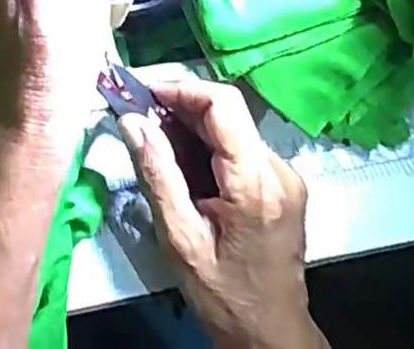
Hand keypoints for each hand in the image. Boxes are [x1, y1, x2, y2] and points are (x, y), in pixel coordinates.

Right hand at [118, 80, 325, 348]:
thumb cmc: (225, 296)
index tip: (142, 95)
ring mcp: (283, 176)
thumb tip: (131, 120)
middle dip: (177, 106)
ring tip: (152, 140)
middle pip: (225, 111)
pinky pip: (235, 144)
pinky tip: (179, 161)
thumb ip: (157, 174)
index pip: (222, 104)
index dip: (180, 89)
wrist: (272, 338)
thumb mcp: (180, 238)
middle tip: (138, 117)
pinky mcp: (279, 183)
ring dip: (187, 125)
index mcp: (256, 183)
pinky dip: (202, 142)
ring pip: (228, 125)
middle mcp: (278, 171)